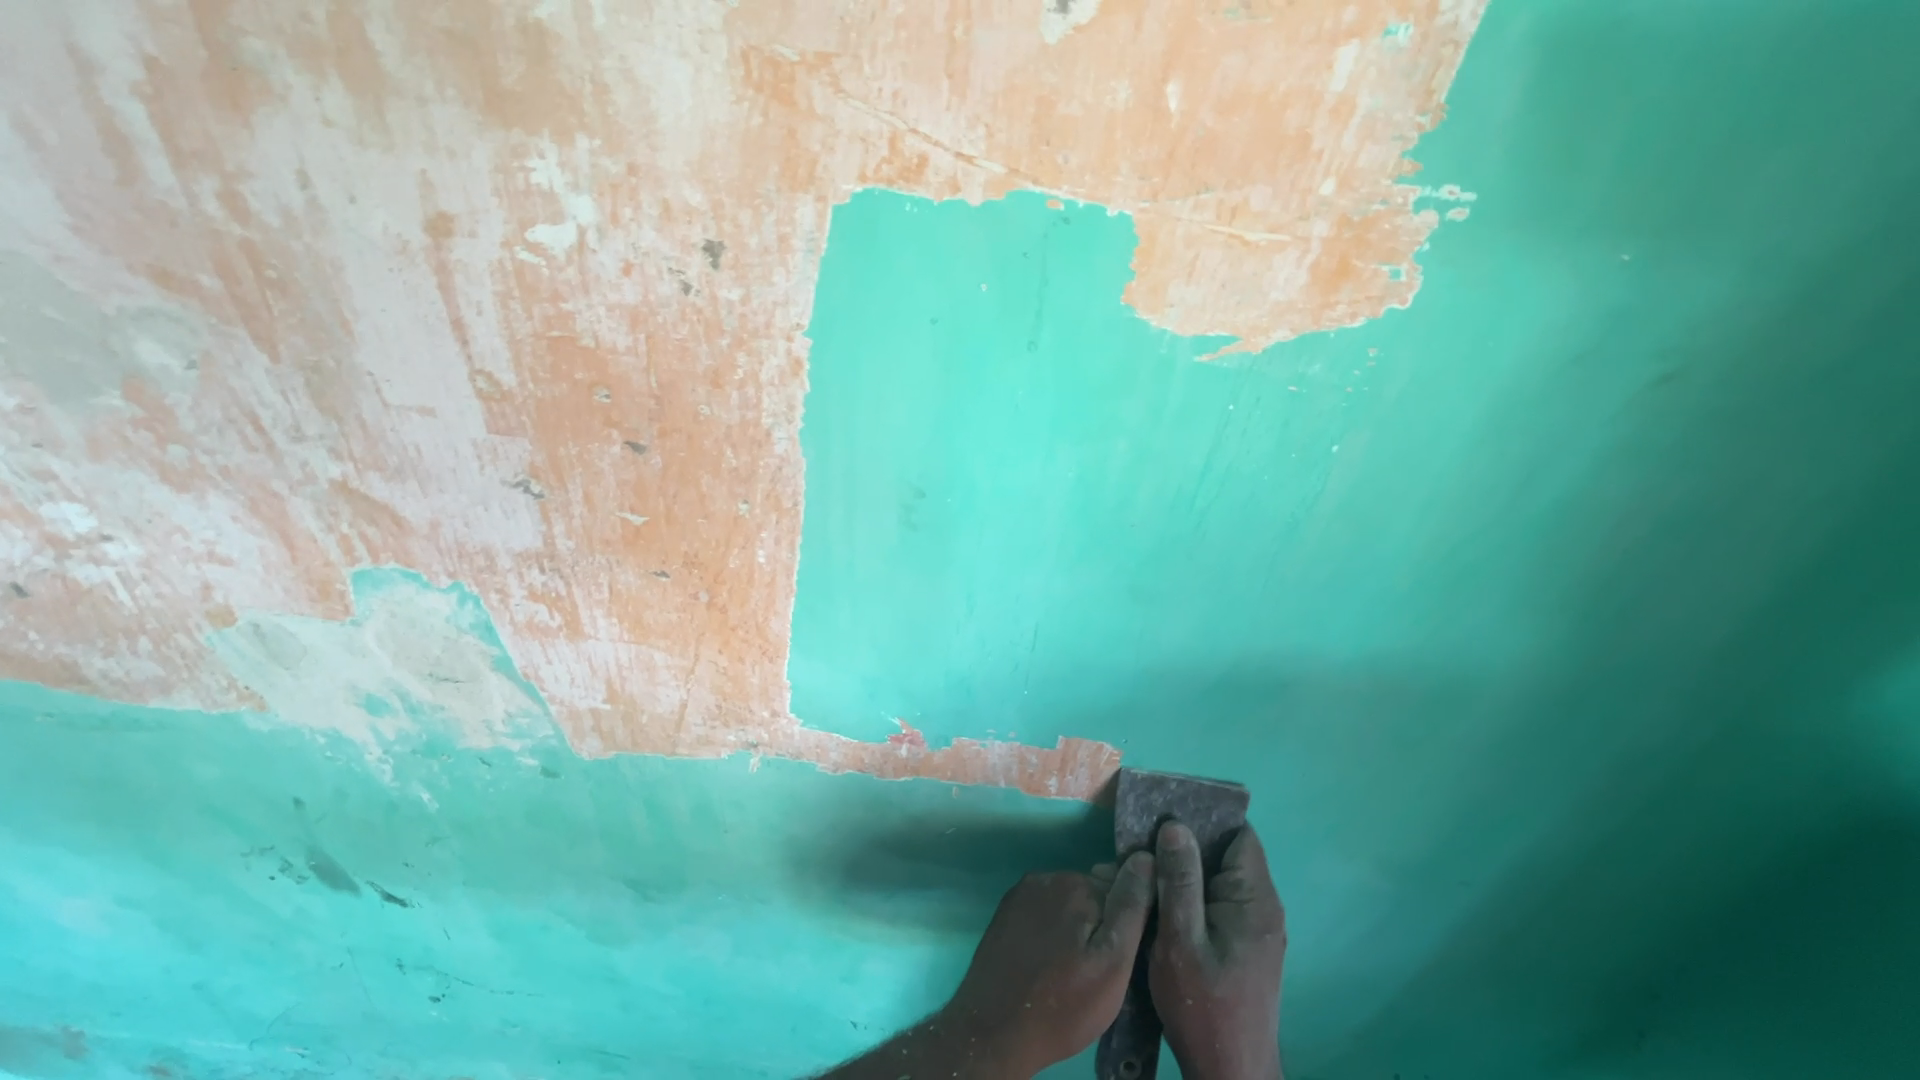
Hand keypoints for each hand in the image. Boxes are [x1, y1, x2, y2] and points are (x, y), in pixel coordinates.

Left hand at [942, 850, 1156, 1075]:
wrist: (994, 1031)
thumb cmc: (1063, 1005)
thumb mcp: (1113, 963)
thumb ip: (1131, 906)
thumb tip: (1145, 858)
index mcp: (1077, 883)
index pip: (1123, 887)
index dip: (1130, 921)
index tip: (1125, 954)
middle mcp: (1047, 877)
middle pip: (1094, 893)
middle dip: (1103, 921)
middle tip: (1101, 968)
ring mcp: (1022, 894)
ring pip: (1068, 903)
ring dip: (1078, 927)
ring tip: (1075, 969)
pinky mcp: (1006, 913)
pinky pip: (1044, 912)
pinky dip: (1053, 931)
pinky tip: (1052, 963)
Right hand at [1150, 822, 1285, 1079]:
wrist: (1228, 1070)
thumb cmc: (1204, 1005)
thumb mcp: (1180, 938)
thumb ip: (1179, 880)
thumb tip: (1175, 826)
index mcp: (1254, 898)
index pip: (1238, 835)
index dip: (1202, 820)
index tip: (1162, 816)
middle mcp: (1262, 907)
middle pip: (1224, 856)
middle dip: (1183, 847)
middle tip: (1138, 847)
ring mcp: (1254, 929)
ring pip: (1216, 881)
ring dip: (1181, 874)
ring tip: (1138, 873)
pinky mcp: (1243, 947)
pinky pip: (1215, 905)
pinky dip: (1188, 898)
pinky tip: (1155, 905)